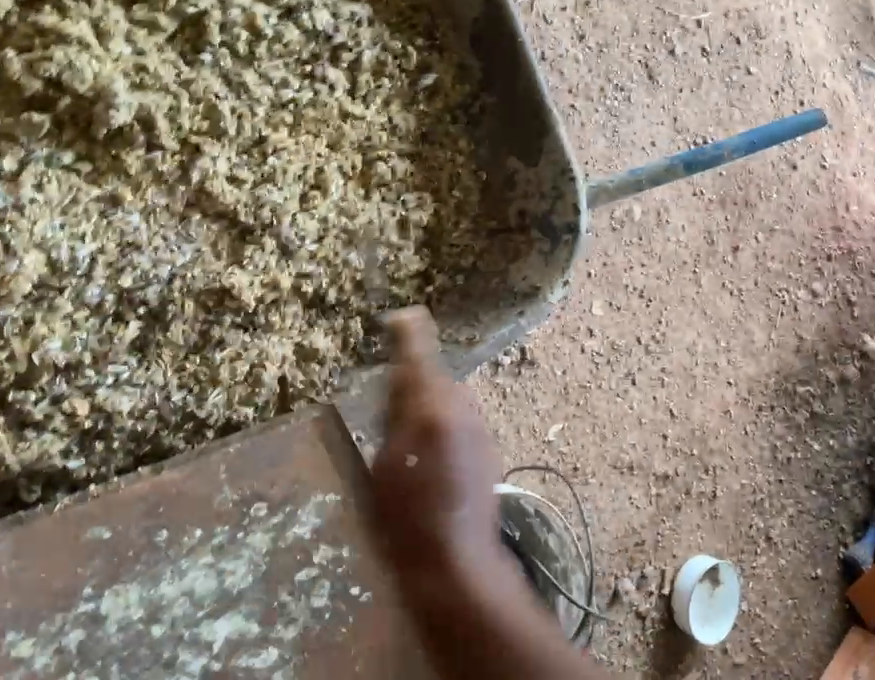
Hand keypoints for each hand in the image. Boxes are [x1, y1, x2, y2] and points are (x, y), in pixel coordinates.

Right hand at [370, 306, 508, 587]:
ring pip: (450, 400)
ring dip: (432, 406)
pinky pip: (461, 421)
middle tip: (390, 401)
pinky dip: (445, 425)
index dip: (410, 334)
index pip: (419, 358)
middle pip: (436, 379)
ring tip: (410, 439)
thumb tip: (401, 384)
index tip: (404, 315)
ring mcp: (480, 426)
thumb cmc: (406, 517)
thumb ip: (396, 416)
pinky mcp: (490, 445)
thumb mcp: (384, 464)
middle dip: (416, 383)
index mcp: (432, 408)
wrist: (455, 559)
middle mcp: (463, 408)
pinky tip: (432, 456)